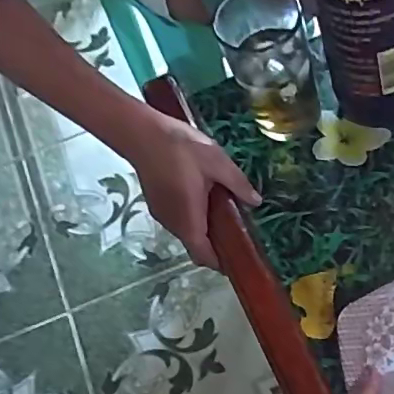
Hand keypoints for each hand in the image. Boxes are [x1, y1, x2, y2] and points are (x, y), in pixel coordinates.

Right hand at [121, 109, 260, 269]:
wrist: (137, 130)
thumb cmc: (179, 147)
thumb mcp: (216, 162)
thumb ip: (238, 184)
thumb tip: (256, 202)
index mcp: (190, 221)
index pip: (204, 256)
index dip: (221, 264)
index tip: (239, 260)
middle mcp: (174, 224)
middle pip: (196, 248)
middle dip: (217, 248)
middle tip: (239, 235)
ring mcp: (162, 215)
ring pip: (187, 235)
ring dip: (205, 232)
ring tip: (226, 218)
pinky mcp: (156, 204)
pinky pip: (179, 222)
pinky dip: (194, 222)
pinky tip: (206, 203)